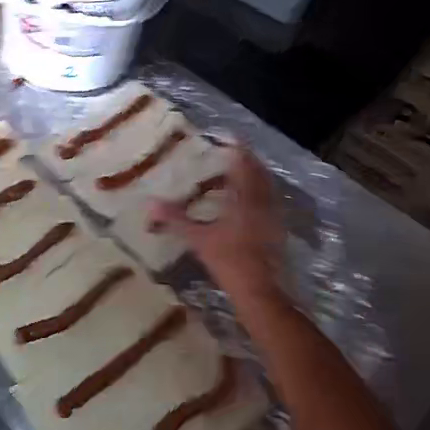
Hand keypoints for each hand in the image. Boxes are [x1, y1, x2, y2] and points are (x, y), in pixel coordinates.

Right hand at [150, 145, 284, 308]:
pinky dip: (259, 196)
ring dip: (255, 178)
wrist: (261, 291)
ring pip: (267, 189)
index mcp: (246, 199)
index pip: (244, 165)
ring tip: (239, 174)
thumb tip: (151, 203)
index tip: (228, 137)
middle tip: (234, 153)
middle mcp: (264, 203)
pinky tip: (247, 204)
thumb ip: (176, 219)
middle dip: (248, 161)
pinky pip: (269, 204)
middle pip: (260, 174)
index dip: (237, 149)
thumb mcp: (198, 239)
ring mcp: (274, 218)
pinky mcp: (278, 232)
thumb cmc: (230, 261)